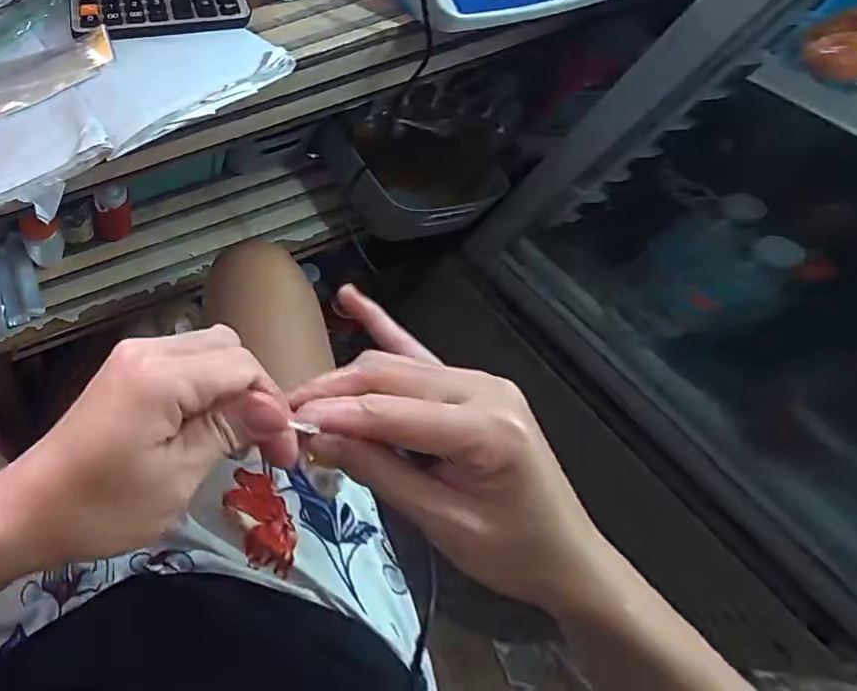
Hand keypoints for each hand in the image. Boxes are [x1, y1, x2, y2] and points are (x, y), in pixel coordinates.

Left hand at [0, 328, 298, 568]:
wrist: (32, 507)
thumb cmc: (102, 506)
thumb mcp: (176, 478)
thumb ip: (227, 430)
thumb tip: (276, 410)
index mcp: (159, 372)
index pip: (241, 366)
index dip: (273, 406)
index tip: (286, 458)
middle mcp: (147, 348)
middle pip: (226, 346)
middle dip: (255, 391)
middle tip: (265, 446)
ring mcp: (132, 353)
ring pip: (205, 348)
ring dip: (231, 387)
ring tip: (239, 439)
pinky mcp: (124, 367)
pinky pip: (181, 360)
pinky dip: (205, 385)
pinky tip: (205, 424)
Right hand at [290, 285, 620, 617]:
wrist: (569, 558)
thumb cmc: (513, 552)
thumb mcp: (442, 524)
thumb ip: (378, 472)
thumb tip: (316, 437)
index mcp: (488, 429)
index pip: (391, 412)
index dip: (335, 415)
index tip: (289, 421)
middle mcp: (482, 388)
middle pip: (387, 376)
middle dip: (332, 392)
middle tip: (287, 411)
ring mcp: (476, 379)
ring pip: (392, 364)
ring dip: (345, 378)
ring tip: (304, 396)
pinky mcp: (466, 381)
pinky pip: (413, 351)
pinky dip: (379, 324)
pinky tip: (350, 297)